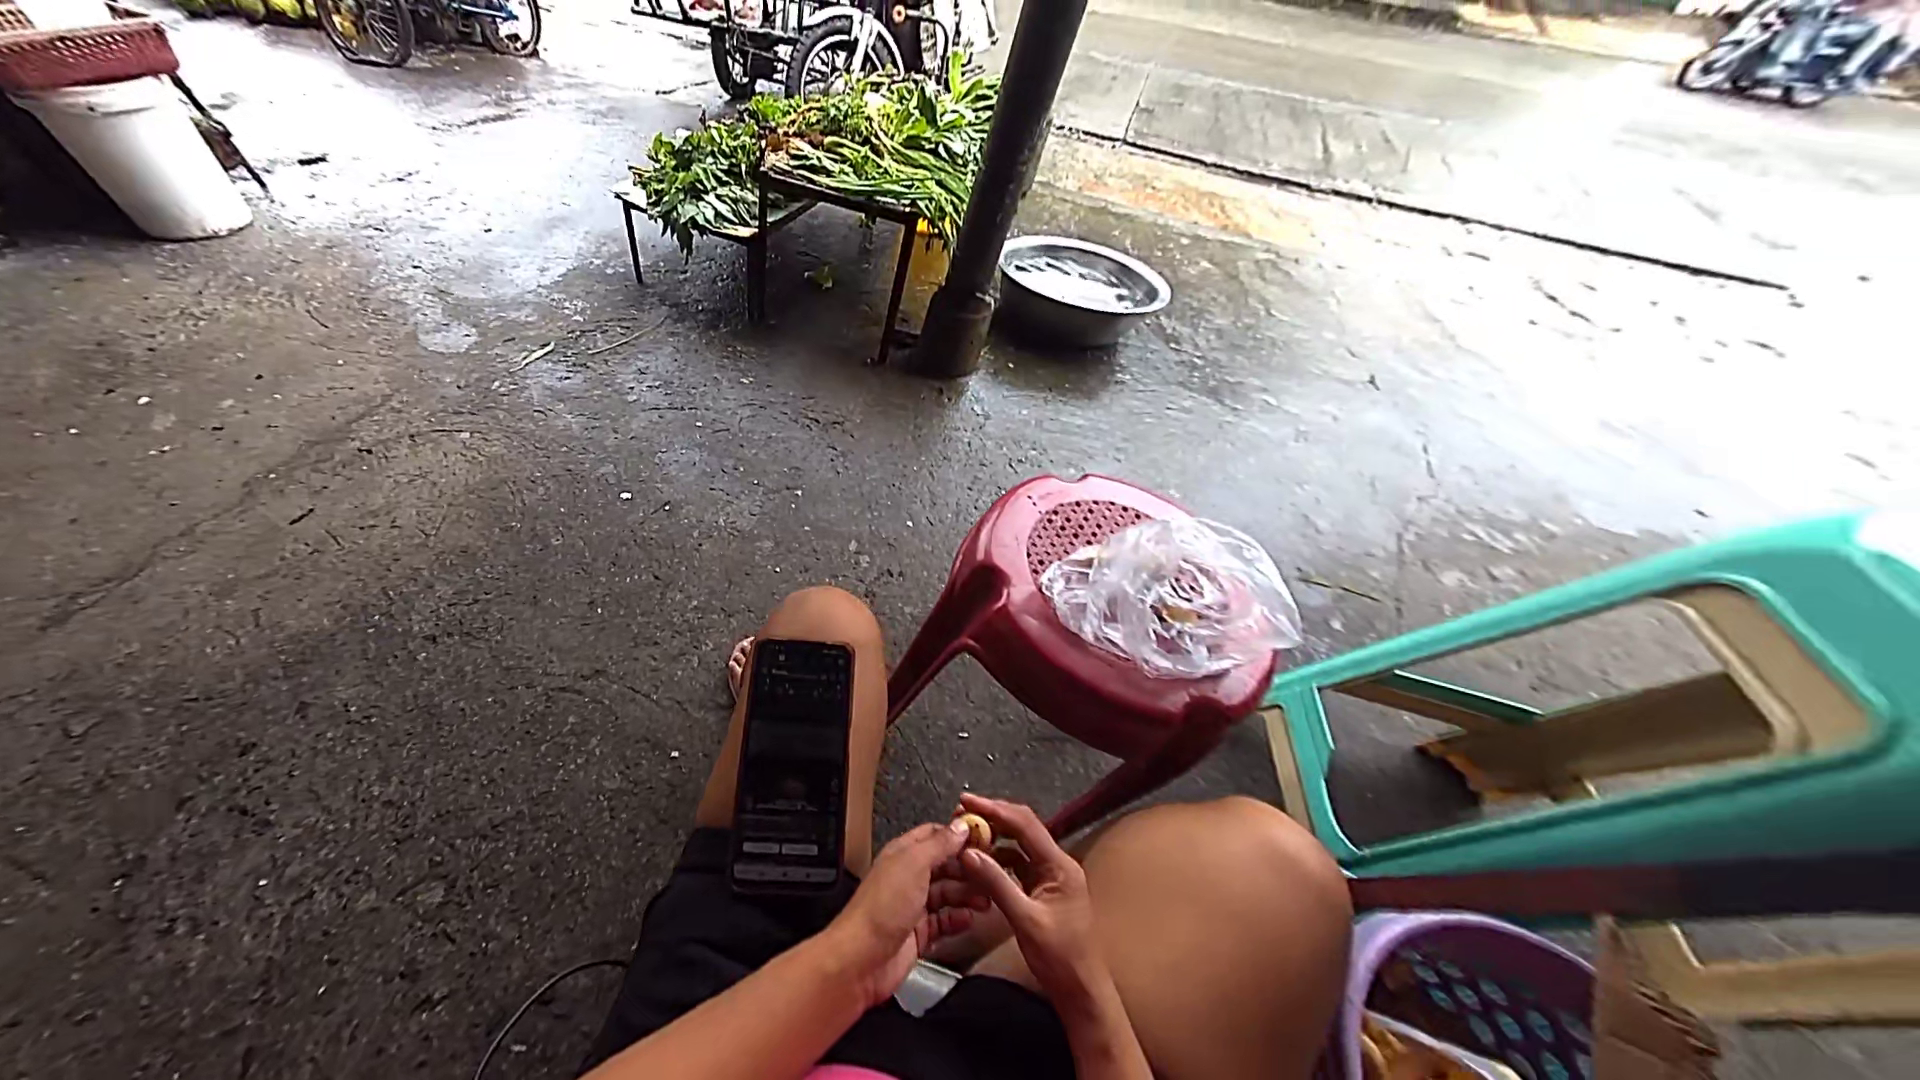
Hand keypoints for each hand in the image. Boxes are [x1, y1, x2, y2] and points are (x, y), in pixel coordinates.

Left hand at [825, 819, 985, 1007]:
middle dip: (968, 868)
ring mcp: (913, 906)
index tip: (985, 840)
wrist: (860, 961)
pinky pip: (943, 922)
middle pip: (945, 865)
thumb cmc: (880, 910)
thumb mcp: (914, 864)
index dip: (959, 836)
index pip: (936, 836)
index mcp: (904, 854)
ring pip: (947, 894)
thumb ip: (940, 844)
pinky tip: (970, 919)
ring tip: (987, 899)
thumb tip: (960, 826)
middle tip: (992, 873)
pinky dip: (958, 919)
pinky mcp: (918, 933)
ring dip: (968, 895)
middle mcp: (908, 877)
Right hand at [952, 794, 1108, 1004]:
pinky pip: (1017, 864)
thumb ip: (997, 883)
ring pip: (1018, 846)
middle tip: (962, 815)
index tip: (968, 801)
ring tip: (967, 837)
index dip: (995, 809)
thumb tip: (969, 853)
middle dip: (992, 819)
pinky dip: (998, 860)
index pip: (1025, 824)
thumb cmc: (1061, 959)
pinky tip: (980, 863)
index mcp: (1060, 865)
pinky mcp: (1042, 889)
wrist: (1081, 992)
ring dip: (994, 839)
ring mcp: (1050, 876)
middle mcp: (1057, 863)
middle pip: (1022, 829)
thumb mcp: (1025, 920)